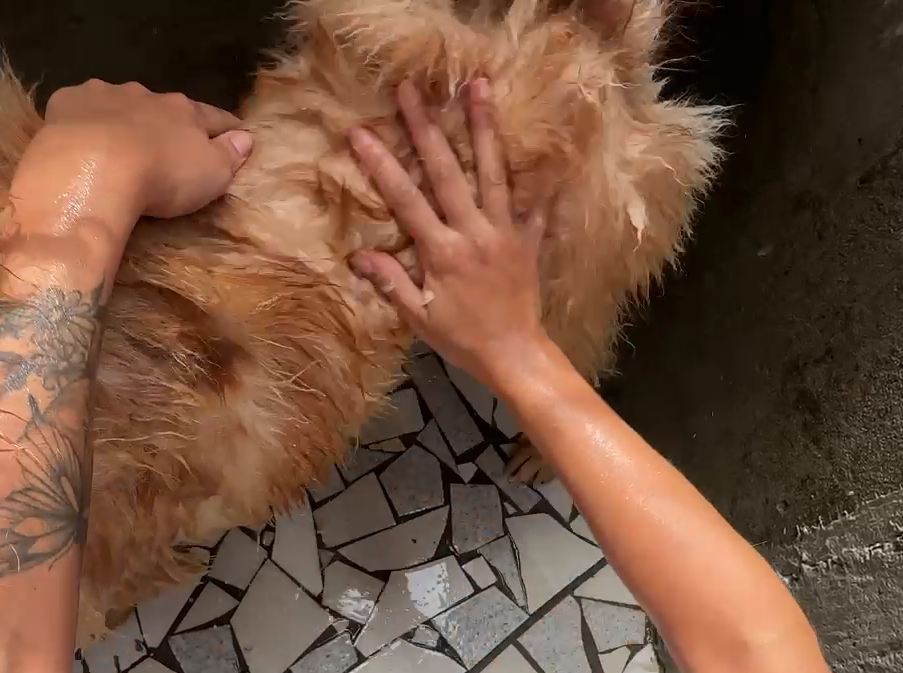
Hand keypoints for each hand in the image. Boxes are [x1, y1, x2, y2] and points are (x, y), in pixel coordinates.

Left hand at [6, 80, 253, 268]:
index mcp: (185, 112)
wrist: (96, 168)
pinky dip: (89, 120)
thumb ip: (229, 156)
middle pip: (166, 108)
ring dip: (128, 118)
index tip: (238, 133)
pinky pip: (83, 108)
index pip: (214, 117)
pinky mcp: (69, 103)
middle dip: (171, 122)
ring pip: (122, 103)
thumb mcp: (212, 175)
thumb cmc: (163, 176)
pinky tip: (86, 136)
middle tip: (173, 142)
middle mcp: (146, 95)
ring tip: (125, 142)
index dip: (228, 127)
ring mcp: (105, 95)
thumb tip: (244, 137)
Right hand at [347, 80, 566, 394]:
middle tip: (412, 89)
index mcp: (442, 251)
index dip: (381, 165)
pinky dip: (539, 176)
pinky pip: (535, 203)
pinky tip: (544, 147)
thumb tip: (359, 257)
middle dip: (426, 128)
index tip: (361, 132)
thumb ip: (392, 283)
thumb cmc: (462, 339)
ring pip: (493, 172)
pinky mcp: (528, 241)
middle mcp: (473, 232)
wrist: (513, 354)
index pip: (406, 200)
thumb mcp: (420, 319)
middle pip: (447, 171)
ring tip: (479, 87)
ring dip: (484, 128)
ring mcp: (504, 232)